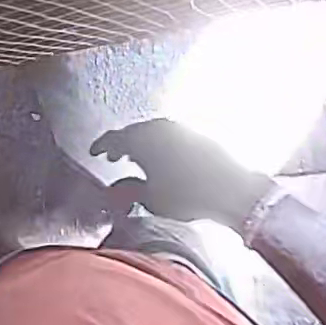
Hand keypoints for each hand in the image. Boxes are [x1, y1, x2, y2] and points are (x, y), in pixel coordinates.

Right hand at [90, 118, 274, 232]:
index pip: (114, 137)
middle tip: (114, 157)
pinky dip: (160, 144)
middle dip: (122, 144)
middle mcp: (159, 126)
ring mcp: (180, 127)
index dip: (101, 145)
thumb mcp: (152, 198)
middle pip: (134, 132)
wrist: (231, 187)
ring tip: (137, 160)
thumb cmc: (187, 195)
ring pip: (153, 132)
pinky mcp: (196, 132)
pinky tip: (162, 160)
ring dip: (142, 143)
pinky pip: (169, 134)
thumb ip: (128, 191)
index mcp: (143, 137)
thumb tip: (114, 189)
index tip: (94, 152)